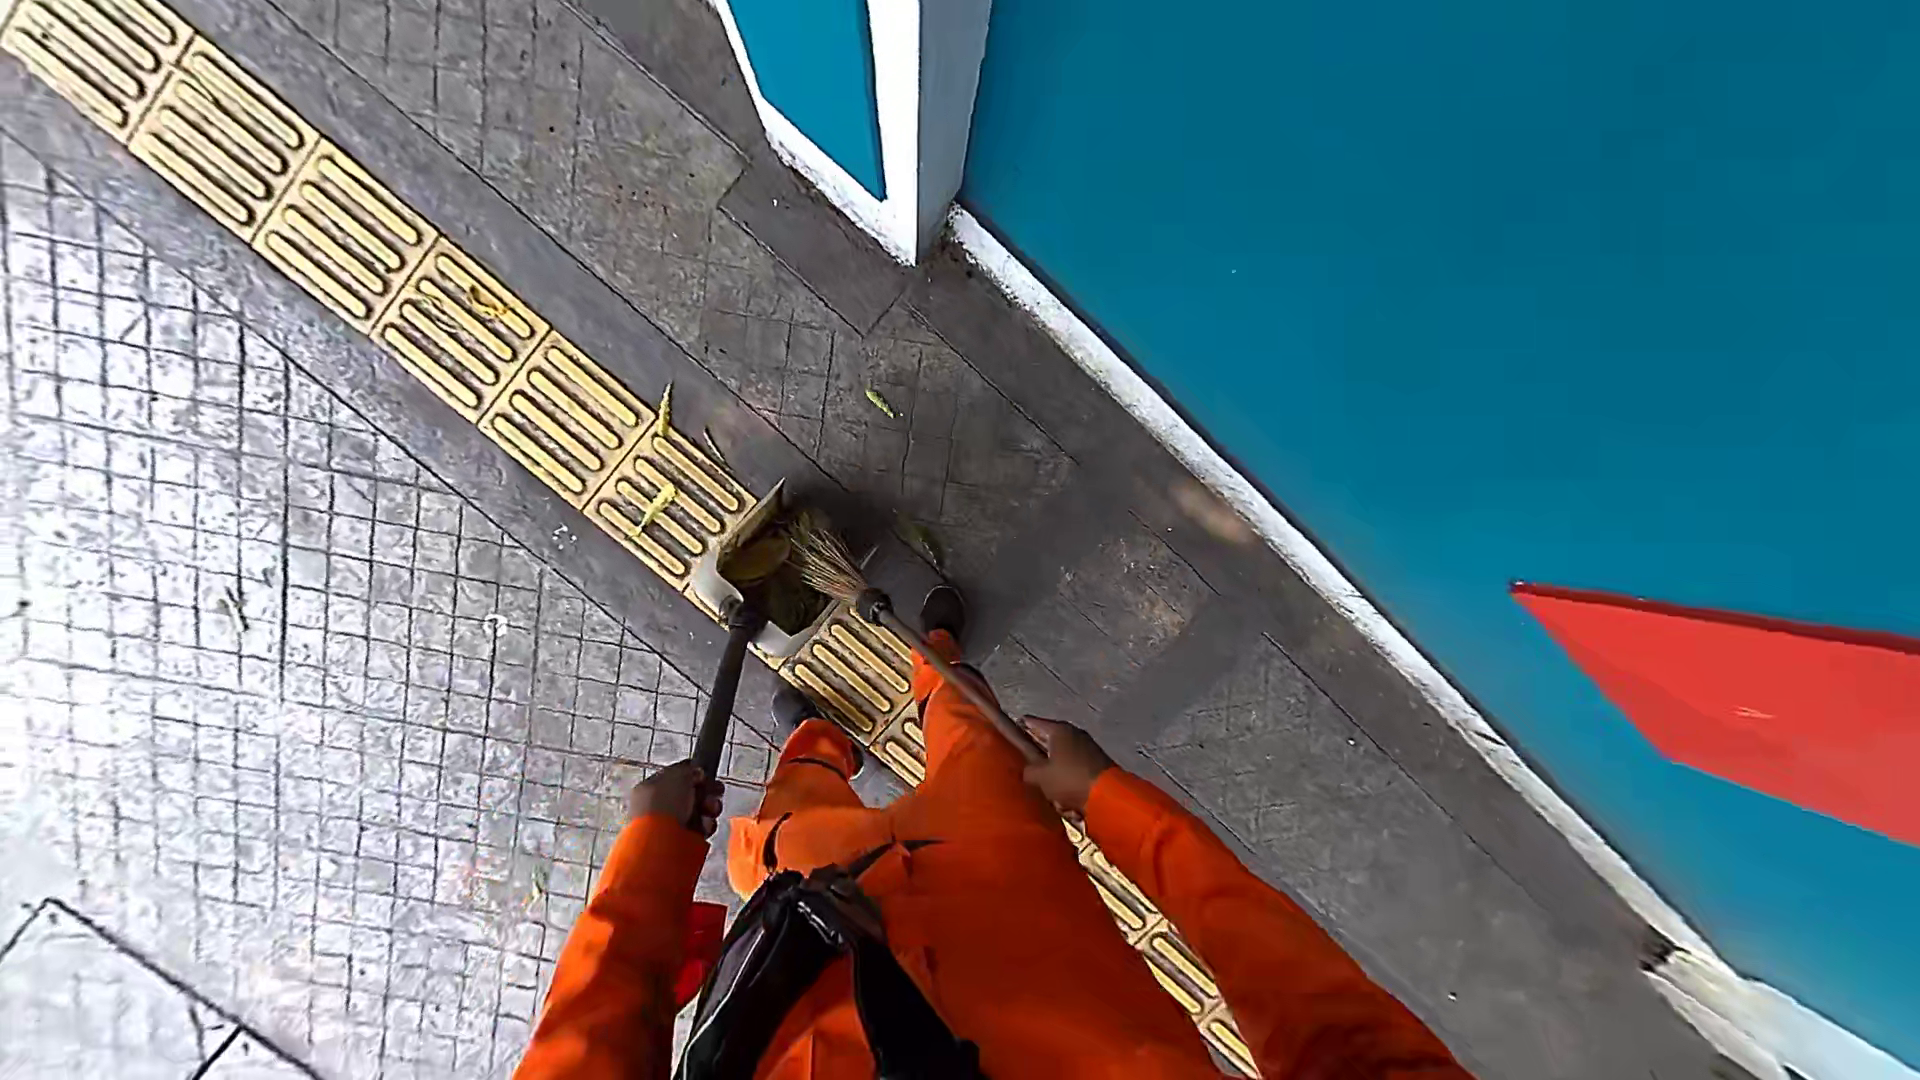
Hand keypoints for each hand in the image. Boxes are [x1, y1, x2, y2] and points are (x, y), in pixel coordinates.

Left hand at [629, 760, 724, 837]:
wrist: (661, 844)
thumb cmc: (665, 805)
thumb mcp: (677, 775)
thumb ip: (689, 769)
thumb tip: (697, 774)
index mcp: (650, 788)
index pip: (677, 775)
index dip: (694, 773)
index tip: (704, 775)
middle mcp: (659, 806)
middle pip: (693, 792)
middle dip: (708, 791)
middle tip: (715, 792)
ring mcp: (671, 824)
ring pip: (701, 809)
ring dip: (710, 807)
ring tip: (710, 810)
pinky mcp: (683, 840)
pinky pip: (702, 827)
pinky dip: (707, 824)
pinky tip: (704, 825)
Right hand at [1021, 717, 1114, 816]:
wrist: (1109, 796)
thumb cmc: (1069, 779)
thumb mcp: (1040, 777)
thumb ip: (1028, 771)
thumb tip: (1027, 770)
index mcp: (1059, 730)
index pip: (1033, 722)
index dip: (1021, 726)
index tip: (1012, 732)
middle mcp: (1074, 734)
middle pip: (1048, 741)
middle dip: (1038, 755)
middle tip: (1027, 766)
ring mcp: (1087, 748)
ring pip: (1061, 759)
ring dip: (1054, 774)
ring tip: (1049, 792)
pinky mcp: (1097, 764)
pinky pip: (1075, 771)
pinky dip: (1069, 782)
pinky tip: (1067, 800)